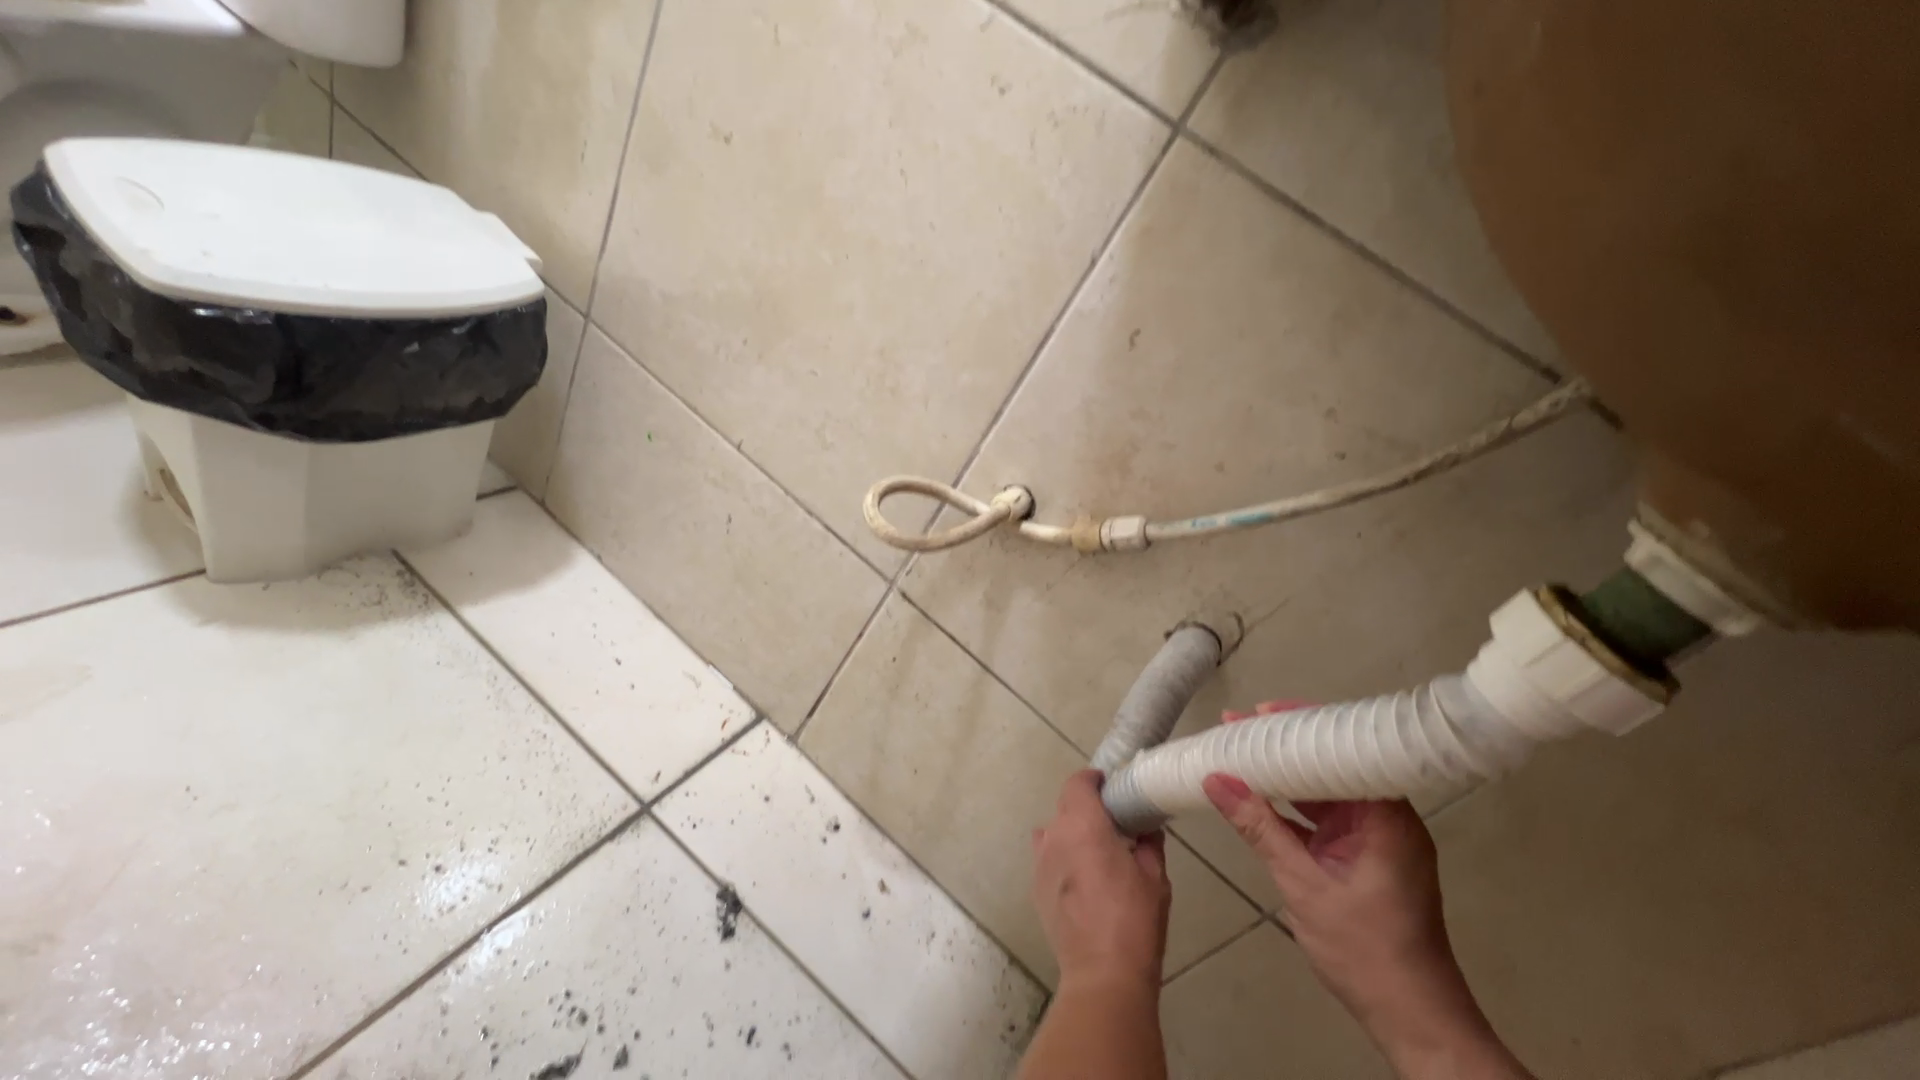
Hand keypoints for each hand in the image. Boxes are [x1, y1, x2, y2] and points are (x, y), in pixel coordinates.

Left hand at [1030, 769, 1171, 991]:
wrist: (1103, 973)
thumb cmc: (1134, 920)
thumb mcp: (1154, 877)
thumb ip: (1147, 844)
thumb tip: (1145, 829)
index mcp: (1083, 825)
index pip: (1077, 784)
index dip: (1092, 780)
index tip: (1110, 786)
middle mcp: (1055, 837)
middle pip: (1065, 807)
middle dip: (1086, 808)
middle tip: (1113, 823)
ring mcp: (1040, 864)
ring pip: (1053, 833)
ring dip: (1072, 833)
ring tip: (1096, 852)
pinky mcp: (1035, 889)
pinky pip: (1048, 859)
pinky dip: (1063, 858)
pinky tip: (1083, 880)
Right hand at [1203, 704, 1530, 1078]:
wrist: (1410, 1015)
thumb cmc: (1364, 949)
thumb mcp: (1303, 884)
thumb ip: (1259, 828)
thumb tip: (1214, 781)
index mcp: (1386, 815)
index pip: (1341, 750)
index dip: (1298, 726)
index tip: (1256, 712)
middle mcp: (1387, 816)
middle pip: (1333, 764)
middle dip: (1284, 744)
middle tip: (1236, 725)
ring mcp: (1377, 837)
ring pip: (1327, 791)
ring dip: (1286, 775)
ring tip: (1239, 750)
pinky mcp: (1366, 856)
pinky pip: (1327, 818)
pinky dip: (1294, 807)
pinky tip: (1258, 795)